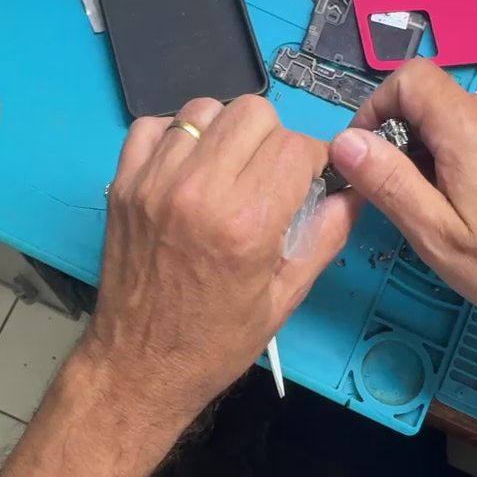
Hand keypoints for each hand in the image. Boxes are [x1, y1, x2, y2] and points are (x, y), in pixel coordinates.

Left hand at [81, 95, 355, 432]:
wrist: (140, 367)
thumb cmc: (217, 342)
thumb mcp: (285, 298)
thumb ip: (326, 237)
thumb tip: (354, 192)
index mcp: (247, 223)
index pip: (296, 147)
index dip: (314, 158)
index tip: (310, 178)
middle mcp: (199, 191)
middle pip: (253, 112)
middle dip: (274, 138)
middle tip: (269, 175)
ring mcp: (154, 183)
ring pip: (205, 109)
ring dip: (227, 133)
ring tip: (228, 171)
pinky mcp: (122, 185)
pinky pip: (154, 126)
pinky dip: (177, 137)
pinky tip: (188, 168)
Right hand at [327, 59, 476, 344]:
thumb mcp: (436, 233)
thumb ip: (387, 181)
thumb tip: (344, 142)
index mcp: (468, 128)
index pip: (407, 78)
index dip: (375, 108)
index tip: (366, 152)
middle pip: (429, 99)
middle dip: (401, 139)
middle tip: (403, 195)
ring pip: (453, 117)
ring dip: (430, 151)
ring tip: (440, 206)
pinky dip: (459, 156)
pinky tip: (472, 202)